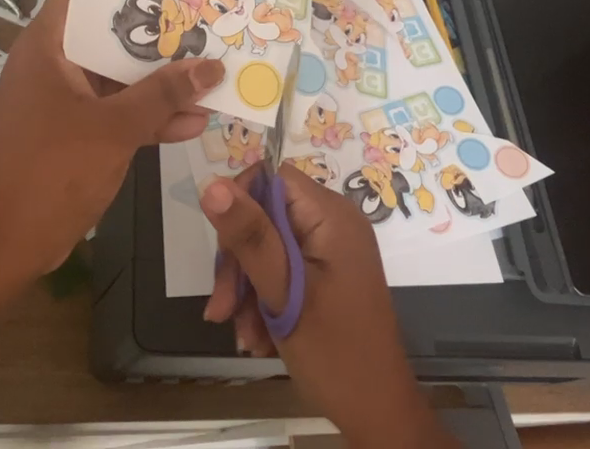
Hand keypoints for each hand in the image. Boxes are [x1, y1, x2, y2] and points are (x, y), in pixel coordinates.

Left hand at [0, 0, 223, 278]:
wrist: (12, 242)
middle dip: (154, 32)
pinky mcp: (73, 132)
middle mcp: (52, 65)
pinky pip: (114, 110)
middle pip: (106, 34)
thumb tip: (212, 67)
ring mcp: (62, 100)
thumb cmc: (55, 170)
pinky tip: (192, 121)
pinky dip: (145, 115)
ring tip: (208, 69)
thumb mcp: (116, 128)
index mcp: (47, 48)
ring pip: (116, 76)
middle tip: (199, 16)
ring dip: (158, 80)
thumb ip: (164, 94)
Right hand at [201, 167, 453, 447]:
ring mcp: (332, 248)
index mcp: (330, 215)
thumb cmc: (334, 353)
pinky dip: (265, 297)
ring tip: (242, 333)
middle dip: (239, 261)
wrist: (378, 412)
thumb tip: (211, 183)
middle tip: (223, 309)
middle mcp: (334, 222)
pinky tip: (258, 336)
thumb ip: (249, 236)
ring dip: (247, 288)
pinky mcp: (327, 272)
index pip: (269, 177)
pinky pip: (284, 267)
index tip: (225, 255)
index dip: (239, 207)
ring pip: (269, 245)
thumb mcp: (283, 293)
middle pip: (265, 214)